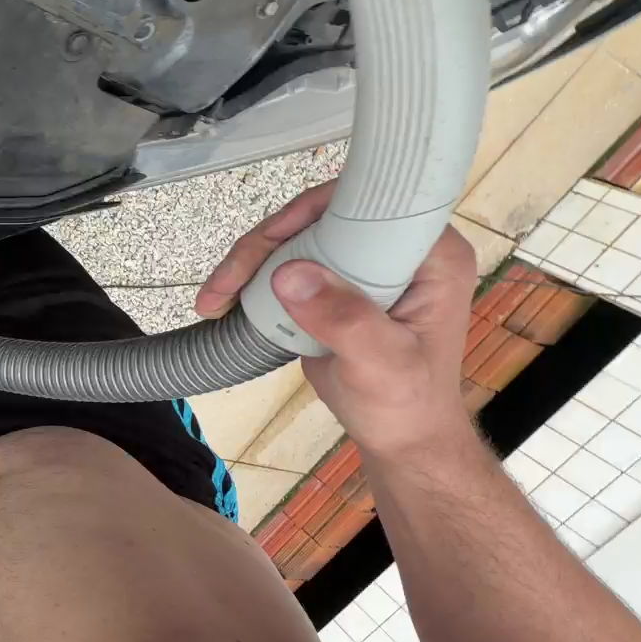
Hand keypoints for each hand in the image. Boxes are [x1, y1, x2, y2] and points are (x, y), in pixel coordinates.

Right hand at [195, 180, 479, 456]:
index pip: (369, 203)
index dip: (315, 209)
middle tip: (225, 283)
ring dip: (244, 265)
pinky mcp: (330, 287)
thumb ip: (344, 319)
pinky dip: (246, 281)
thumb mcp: (381, 362)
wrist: (398, 438)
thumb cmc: (404, 403)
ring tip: (212, 300)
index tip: (271, 237)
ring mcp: (358, 267)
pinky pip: (281, 265)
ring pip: (290, 241)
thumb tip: (287, 274)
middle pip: (316, 219)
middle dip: (261, 245)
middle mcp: (394, 250)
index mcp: (428, 254)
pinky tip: (222, 303)